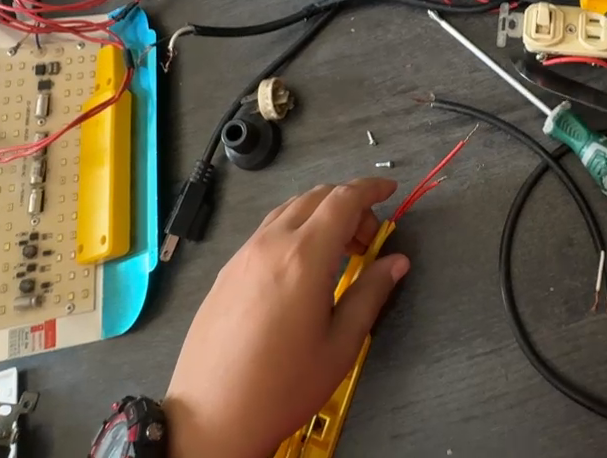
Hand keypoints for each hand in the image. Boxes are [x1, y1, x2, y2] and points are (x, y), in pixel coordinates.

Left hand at [165, 178, 408, 457]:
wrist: (210, 417)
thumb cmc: (282, 385)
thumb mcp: (340, 345)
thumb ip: (370, 294)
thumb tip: (397, 262)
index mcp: (305, 255)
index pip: (344, 199)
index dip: (371, 188)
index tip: (390, 191)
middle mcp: (272, 242)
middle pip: (317, 196)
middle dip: (350, 204)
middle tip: (367, 240)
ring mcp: (245, 253)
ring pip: (290, 208)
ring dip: (321, 213)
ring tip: (338, 250)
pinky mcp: (228, 269)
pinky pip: (269, 228)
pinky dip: (296, 227)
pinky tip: (302, 265)